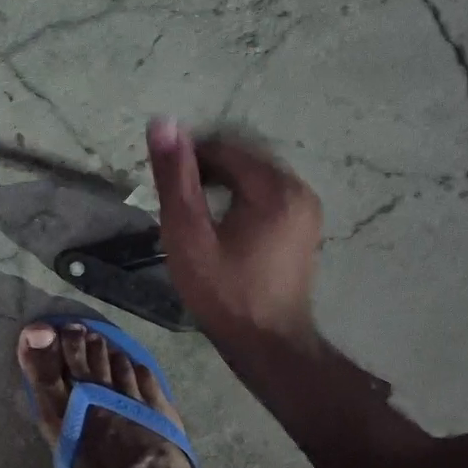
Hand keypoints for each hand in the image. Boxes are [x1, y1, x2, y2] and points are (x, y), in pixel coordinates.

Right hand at [147, 119, 322, 340]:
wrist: (267, 344)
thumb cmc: (223, 290)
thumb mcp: (187, 232)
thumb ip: (175, 176)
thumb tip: (163, 122)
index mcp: (275, 187)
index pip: (220, 148)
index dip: (185, 161)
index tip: (161, 187)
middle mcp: (299, 190)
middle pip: (238, 161)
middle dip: (202, 173)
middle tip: (174, 204)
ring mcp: (306, 210)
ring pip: (249, 178)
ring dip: (216, 187)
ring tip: (191, 216)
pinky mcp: (303, 227)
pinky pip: (263, 195)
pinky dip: (235, 200)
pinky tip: (216, 227)